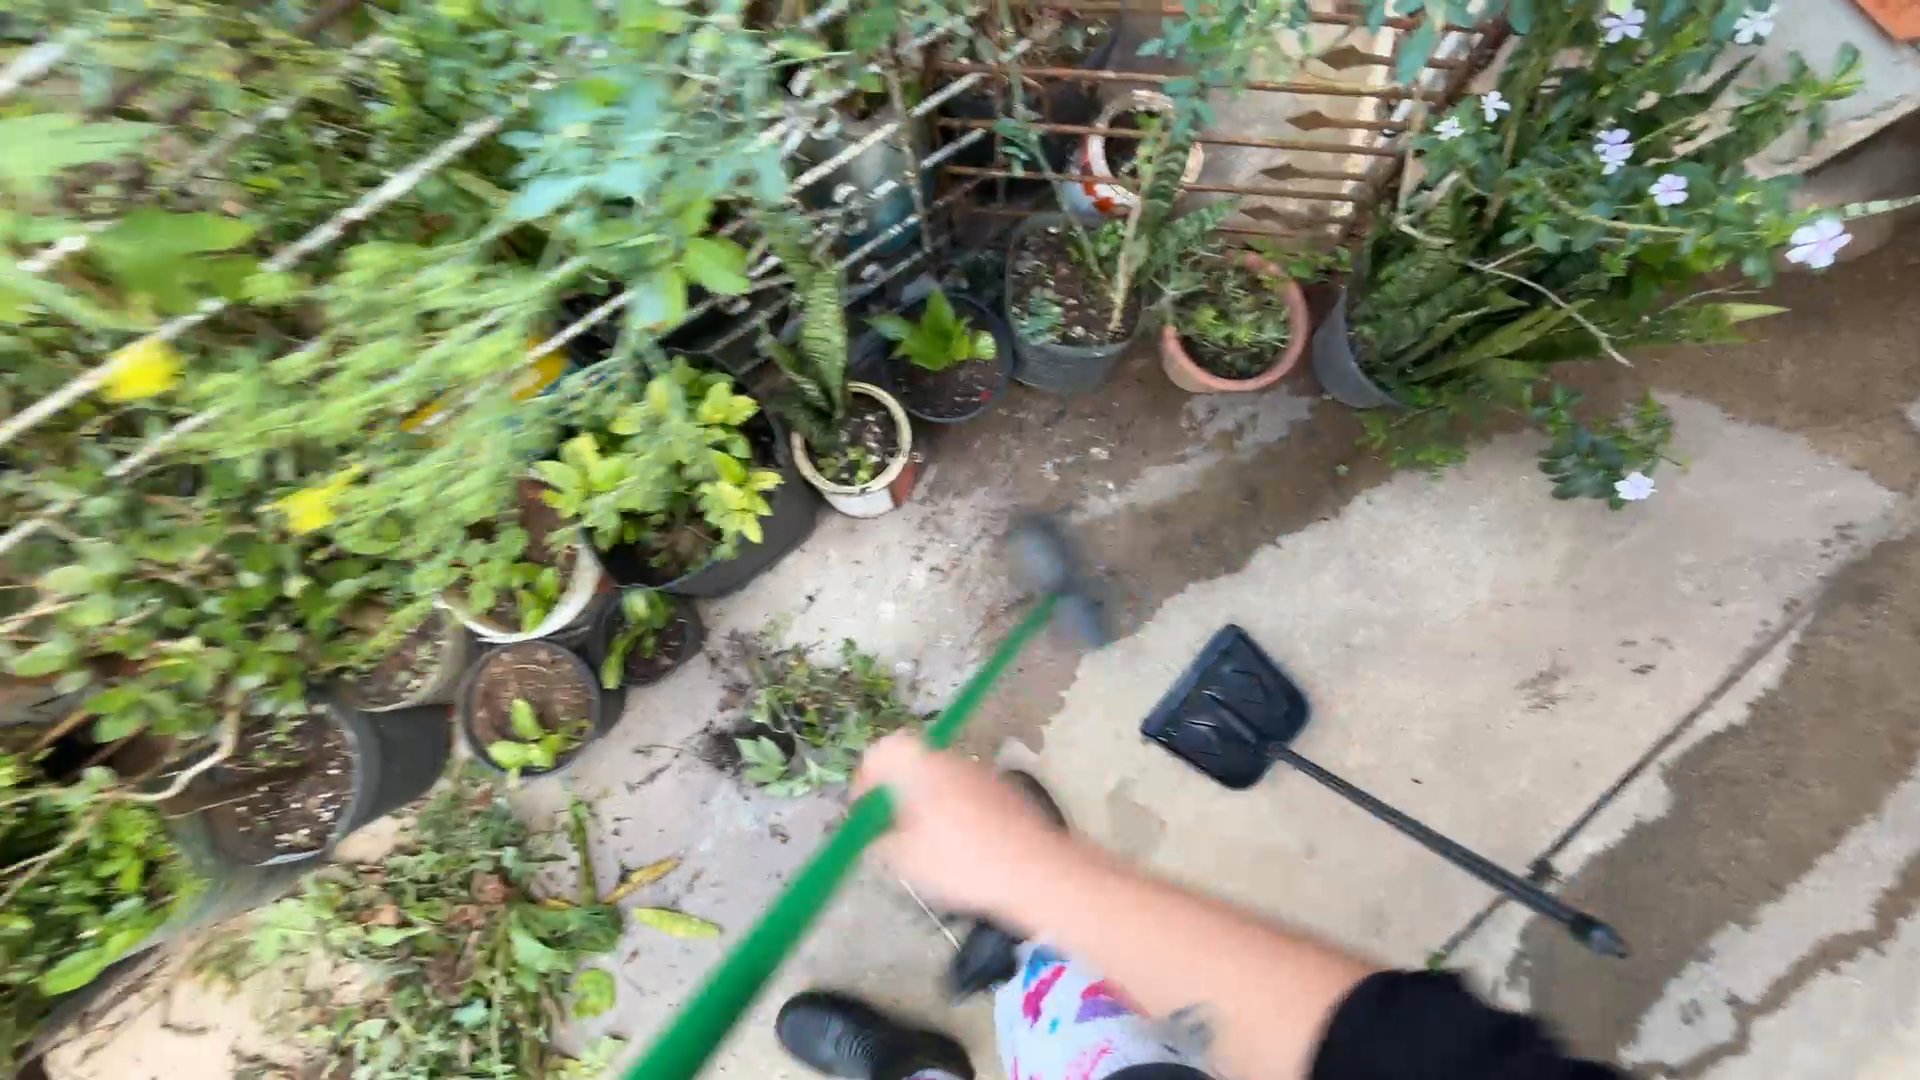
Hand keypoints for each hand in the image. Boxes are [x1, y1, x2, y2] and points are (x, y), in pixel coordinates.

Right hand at [855, 733, 1080, 919]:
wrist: (1035, 868)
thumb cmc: (963, 860)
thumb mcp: (907, 860)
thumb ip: (881, 843)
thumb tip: (873, 837)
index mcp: (923, 766)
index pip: (884, 748)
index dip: (866, 775)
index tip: (861, 807)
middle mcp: (950, 759)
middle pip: (912, 761)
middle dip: (894, 789)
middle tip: (888, 824)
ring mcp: (980, 772)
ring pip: (939, 776)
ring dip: (923, 799)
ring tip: (921, 839)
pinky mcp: (1002, 789)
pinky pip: (964, 790)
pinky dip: (951, 807)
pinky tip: (958, 843)